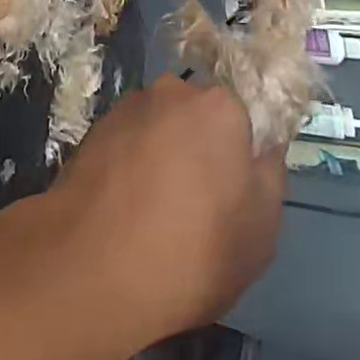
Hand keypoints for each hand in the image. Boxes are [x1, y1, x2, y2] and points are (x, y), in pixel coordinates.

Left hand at [48, 75, 286, 334]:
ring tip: (155, 209)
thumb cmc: (193, 250)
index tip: (235, 188)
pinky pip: (128, 142)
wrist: (91, 267)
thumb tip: (262, 148)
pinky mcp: (92, 130)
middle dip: (201, 147)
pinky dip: (131, 164)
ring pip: (160, 127)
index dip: (243, 152)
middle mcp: (172, 91)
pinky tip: (126, 207)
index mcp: (220, 105)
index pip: (245, 116)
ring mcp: (127, 108)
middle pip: (198, 116)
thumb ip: (269, 176)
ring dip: (163, 154)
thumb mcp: (261, 229)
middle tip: (197, 201)